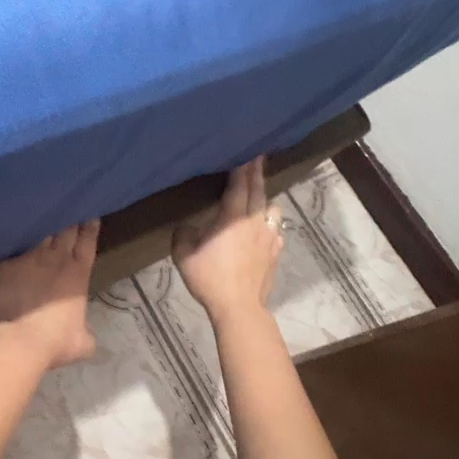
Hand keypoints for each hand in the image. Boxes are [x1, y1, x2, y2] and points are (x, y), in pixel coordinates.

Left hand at [0, 220, 99, 369]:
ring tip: (39, 214)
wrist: (21, 338)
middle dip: (67, 220)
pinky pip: (11, 249)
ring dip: (41, 225)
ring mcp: (29, 258)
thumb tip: (86, 335)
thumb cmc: (57, 341)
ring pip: (38, 234)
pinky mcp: (6, 264)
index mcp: (77, 274)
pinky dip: (13, 242)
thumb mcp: (82, 341)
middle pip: (65, 232)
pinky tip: (8, 233)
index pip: (87, 243)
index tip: (89, 214)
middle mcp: (56, 259)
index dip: (89, 228)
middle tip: (66, 207)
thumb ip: (86, 333)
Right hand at [172, 158, 284, 326]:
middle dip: (256, 172)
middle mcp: (254, 221)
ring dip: (265, 197)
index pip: (239, 185)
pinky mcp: (276, 252)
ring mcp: (269, 237)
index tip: (246, 151)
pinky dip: (270, 221)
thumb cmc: (209, 277)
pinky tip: (265, 225)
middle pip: (258, 190)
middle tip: (257, 156)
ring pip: (271, 208)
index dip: (242, 167)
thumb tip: (188, 225)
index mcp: (232, 217)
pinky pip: (276, 228)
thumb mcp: (183, 253)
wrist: (239, 307)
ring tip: (259, 195)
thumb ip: (184, 232)